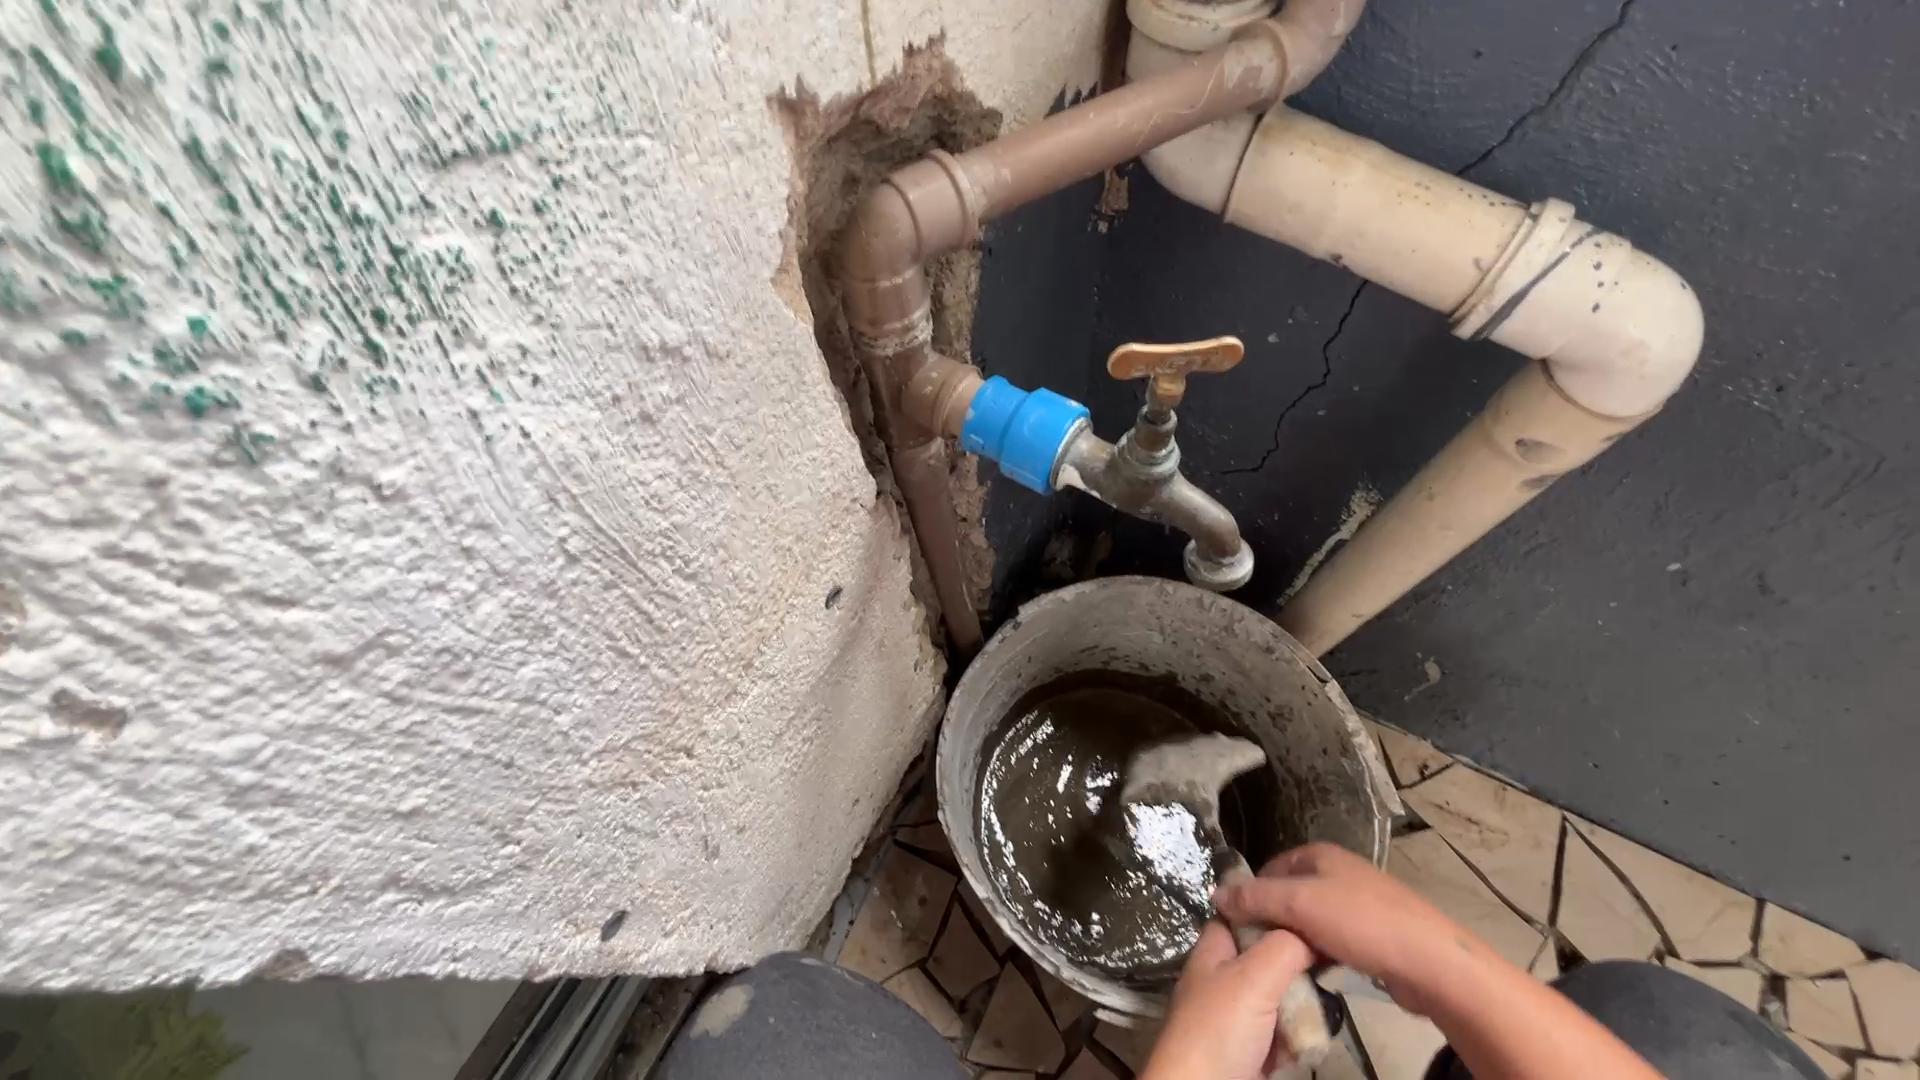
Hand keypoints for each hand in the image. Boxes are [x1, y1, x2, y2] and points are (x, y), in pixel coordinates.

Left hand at [1140, 919, 1313, 1079]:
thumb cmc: (1219, 1029)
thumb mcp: (1251, 976)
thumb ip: (1284, 947)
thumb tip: (1313, 931)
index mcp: (1214, 949)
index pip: (1243, 912)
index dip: (1274, 909)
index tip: (1312, 911)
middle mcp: (1224, 976)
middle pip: (1269, 956)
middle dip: (1298, 963)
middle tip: (1330, 967)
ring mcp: (1238, 1015)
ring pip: (1281, 996)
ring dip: (1303, 1003)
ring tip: (1324, 1005)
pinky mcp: (1252, 1049)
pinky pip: (1284, 1032)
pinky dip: (1299, 1036)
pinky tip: (1312, 1038)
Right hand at [1211, 842, 1475, 1017]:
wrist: (1432, 963)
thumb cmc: (1360, 923)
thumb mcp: (1297, 904)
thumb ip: (1253, 898)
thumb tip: (1213, 894)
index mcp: (1318, 853)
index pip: (1267, 869)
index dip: (1250, 896)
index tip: (1242, 927)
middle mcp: (1337, 871)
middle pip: (1288, 894)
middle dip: (1274, 921)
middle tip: (1262, 949)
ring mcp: (1359, 901)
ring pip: (1311, 920)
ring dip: (1298, 941)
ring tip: (1288, 964)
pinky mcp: (1376, 933)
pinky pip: (1335, 939)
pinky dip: (1323, 953)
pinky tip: (1321, 972)